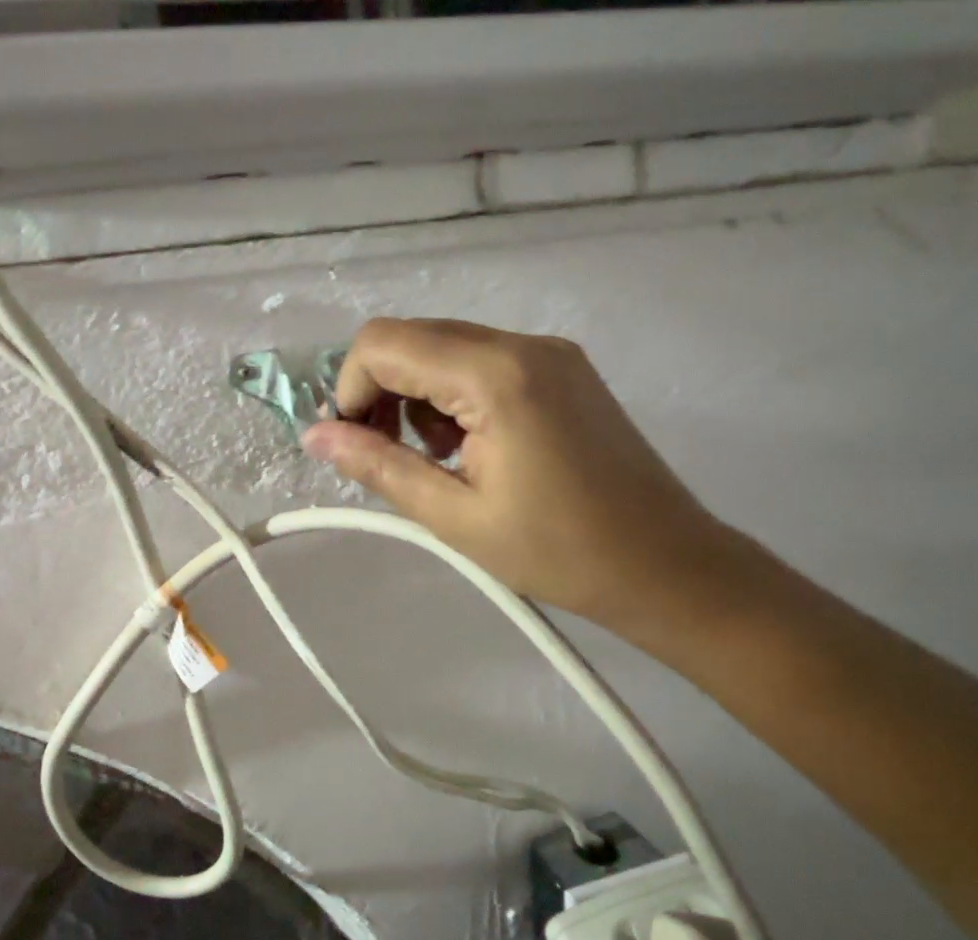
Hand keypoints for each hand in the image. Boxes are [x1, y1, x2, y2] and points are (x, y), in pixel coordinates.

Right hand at [302, 317, 754, 640]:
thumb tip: (314, 436)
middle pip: (414, 337)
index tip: (356, 446)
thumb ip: (378, 466)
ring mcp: (549, 352)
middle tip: (388, 458)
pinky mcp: (564, 368)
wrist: (663, 563)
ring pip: (446, 348)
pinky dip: (455, 395)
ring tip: (438, 461)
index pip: (384, 343)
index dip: (351, 390)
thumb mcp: (452, 516)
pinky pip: (483, 362)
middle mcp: (523, 343)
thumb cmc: (556, 551)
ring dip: (419, 396)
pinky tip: (472, 448)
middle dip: (382, 392)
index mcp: (495, 375)